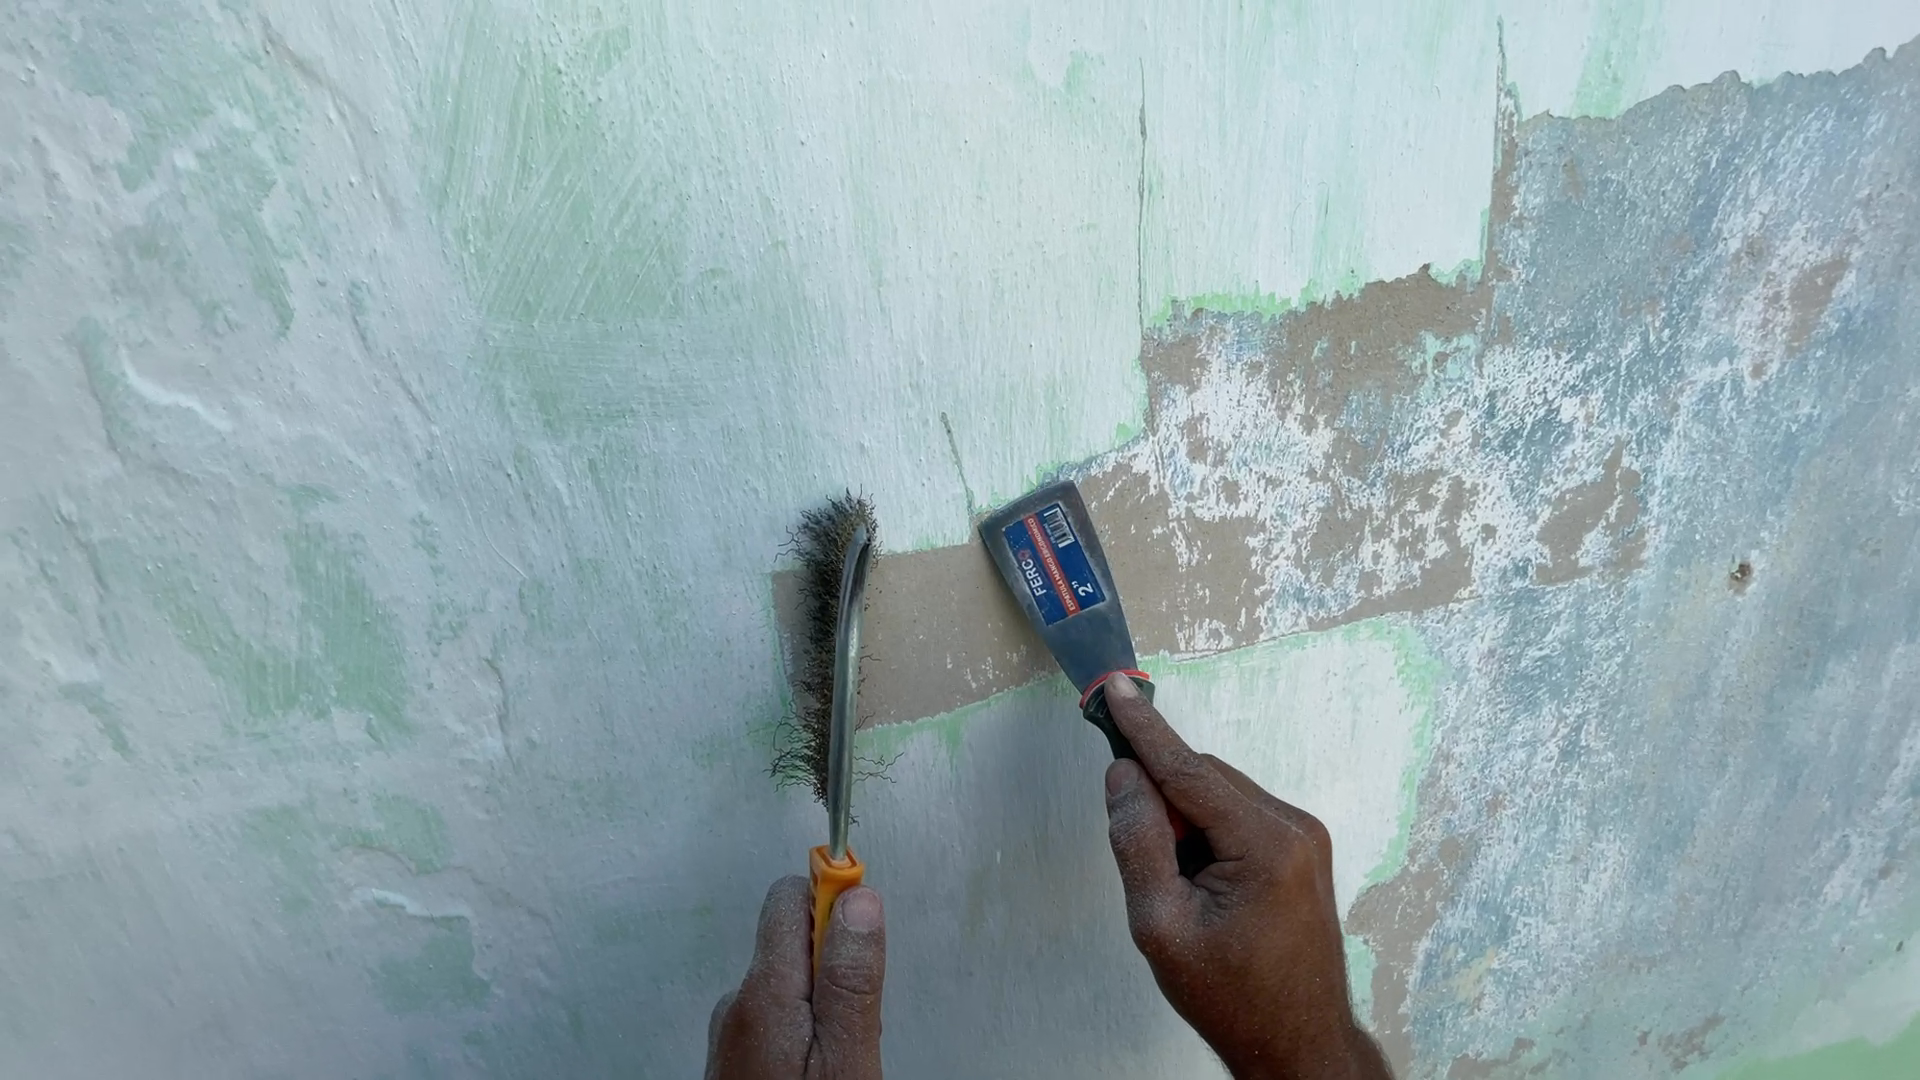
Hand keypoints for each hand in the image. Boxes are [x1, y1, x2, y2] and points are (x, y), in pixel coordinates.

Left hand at [705, 876, 885, 1078]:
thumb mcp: (845, 1057)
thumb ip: (851, 976)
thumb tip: (859, 897)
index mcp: (762, 991)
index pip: (791, 895)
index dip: (834, 900)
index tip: (863, 935)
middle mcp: (737, 1002)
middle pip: (796, 941)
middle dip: (835, 967)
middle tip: (856, 1026)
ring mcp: (730, 1033)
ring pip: (792, 983)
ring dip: (823, 1005)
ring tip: (838, 1062)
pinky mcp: (733, 1059)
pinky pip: (779, 1017)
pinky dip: (804, 1031)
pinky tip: (817, 1072)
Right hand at [1100, 674, 1392, 1079]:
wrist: (1298, 1047)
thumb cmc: (1228, 995)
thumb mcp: (1159, 925)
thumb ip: (1137, 839)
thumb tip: (1125, 772)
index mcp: (1264, 844)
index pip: (1188, 769)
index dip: (1144, 727)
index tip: (1116, 685)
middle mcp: (1292, 824)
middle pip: (1201, 778)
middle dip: (1161, 798)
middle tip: (1149, 858)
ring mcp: (1303, 833)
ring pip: (1215, 790)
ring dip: (1182, 817)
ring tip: (1181, 881)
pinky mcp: (1300, 843)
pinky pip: (1232, 808)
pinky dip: (1203, 826)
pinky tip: (1202, 877)